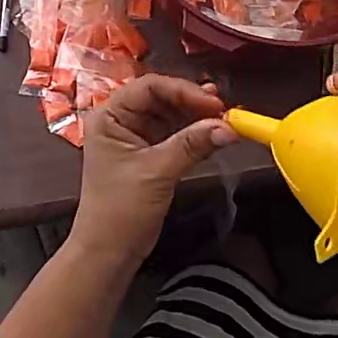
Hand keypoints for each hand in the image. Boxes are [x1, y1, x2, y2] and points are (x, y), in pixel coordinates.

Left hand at [73, 75, 237, 266]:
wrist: (108, 250)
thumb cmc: (120, 208)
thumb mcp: (156, 172)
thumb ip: (191, 145)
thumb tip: (228, 126)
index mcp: (109, 115)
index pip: (147, 87)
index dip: (182, 90)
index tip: (213, 101)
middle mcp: (120, 119)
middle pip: (161, 98)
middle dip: (192, 101)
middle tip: (225, 109)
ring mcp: (135, 136)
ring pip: (170, 115)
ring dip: (197, 116)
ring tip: (226, 117)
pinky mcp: (150, 153)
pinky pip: (175, 134)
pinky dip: (195, 133)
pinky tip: (216, 133)